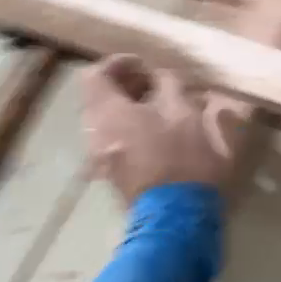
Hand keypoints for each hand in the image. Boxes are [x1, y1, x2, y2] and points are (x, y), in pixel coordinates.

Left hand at [80, 54, 237, 204]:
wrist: (177, 218)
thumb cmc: (183, 159)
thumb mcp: (185, 112)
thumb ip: (169, 85)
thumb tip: (160, 76)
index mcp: (109, 113)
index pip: (95, 74)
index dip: (118, 63)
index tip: (145, 65)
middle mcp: (96, 133)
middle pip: (98, 98)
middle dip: (124, 86)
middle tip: (156, 85)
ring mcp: (101, 158)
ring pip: (106, 121)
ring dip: (128, 108)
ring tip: (161, 109)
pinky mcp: (112, 175)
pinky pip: (113, 140)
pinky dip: (129, 128)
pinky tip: (157, 133)